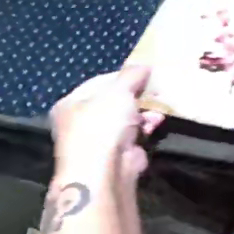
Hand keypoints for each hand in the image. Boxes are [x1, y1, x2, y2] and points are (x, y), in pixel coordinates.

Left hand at [50, 66, 164, 187]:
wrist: (103, 169)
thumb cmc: (102, 124)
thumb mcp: (118, 91)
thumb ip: (132, 74)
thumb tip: (145, 65)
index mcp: (72, 102)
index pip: (101, 81)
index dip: (125, 75)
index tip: (147, 73)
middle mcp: (81, 119)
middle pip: (115, 99)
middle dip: (138, 94)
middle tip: (157, 89)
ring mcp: (100, 137)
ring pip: (128, 116)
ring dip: (146, 110)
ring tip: (160, 106)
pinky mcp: (118, 150)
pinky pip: (136, 131)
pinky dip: (147, 125)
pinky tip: (157, 122)